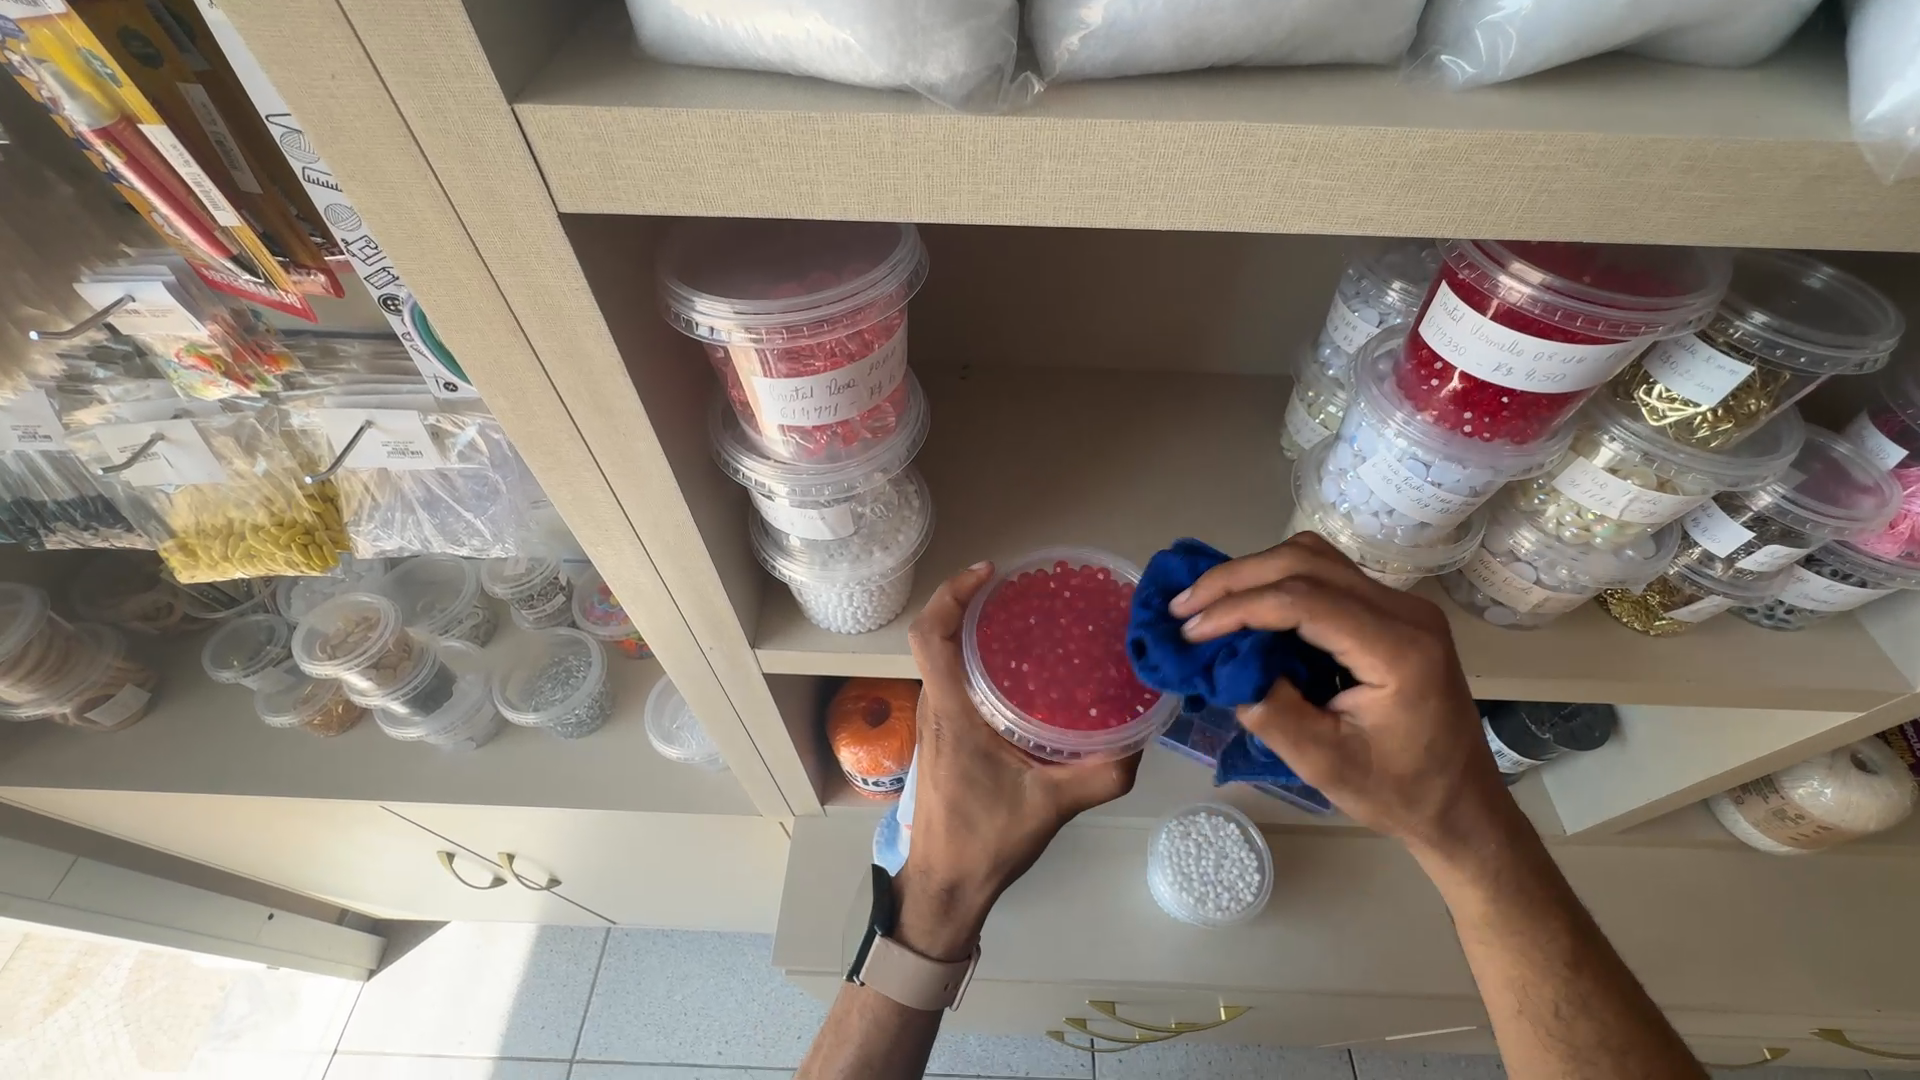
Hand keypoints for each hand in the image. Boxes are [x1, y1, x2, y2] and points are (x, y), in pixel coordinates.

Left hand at [897, 562, 1140, 959]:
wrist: (945, 887)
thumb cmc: (985, 842)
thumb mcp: (1053, 806)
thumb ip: (1102, 774)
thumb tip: (1140, 740)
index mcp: (951, 713)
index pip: (931, 635)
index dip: (951, 593)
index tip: (989, 573)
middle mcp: (935, 707)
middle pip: (935, 637)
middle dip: (968, 602)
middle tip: (1018, 590)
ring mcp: (934, 722)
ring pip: (942, 658)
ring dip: (969, 631)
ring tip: (1021, 620)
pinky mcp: (941, 736)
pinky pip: (950, 680)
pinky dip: (973, 660)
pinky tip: (1017, 673)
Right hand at [1167, 534, 1511, 859]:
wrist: (1462, 806)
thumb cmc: (1398, 792)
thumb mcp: (1324, 763)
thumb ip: (1270, 710)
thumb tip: (1221, 664)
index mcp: (1398, 649)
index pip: (1303, 600)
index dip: (1238, 608)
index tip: (1190, 630)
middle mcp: (1404, 611)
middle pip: (1304, 562)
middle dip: (1234, 579)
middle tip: (1182, 608)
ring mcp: (1399, 606)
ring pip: (1312, 557)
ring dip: (1251, 573)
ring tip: (1205, 602)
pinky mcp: (1388, 611)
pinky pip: (1322, 575)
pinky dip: (1273, 581)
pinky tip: (1242, 604)